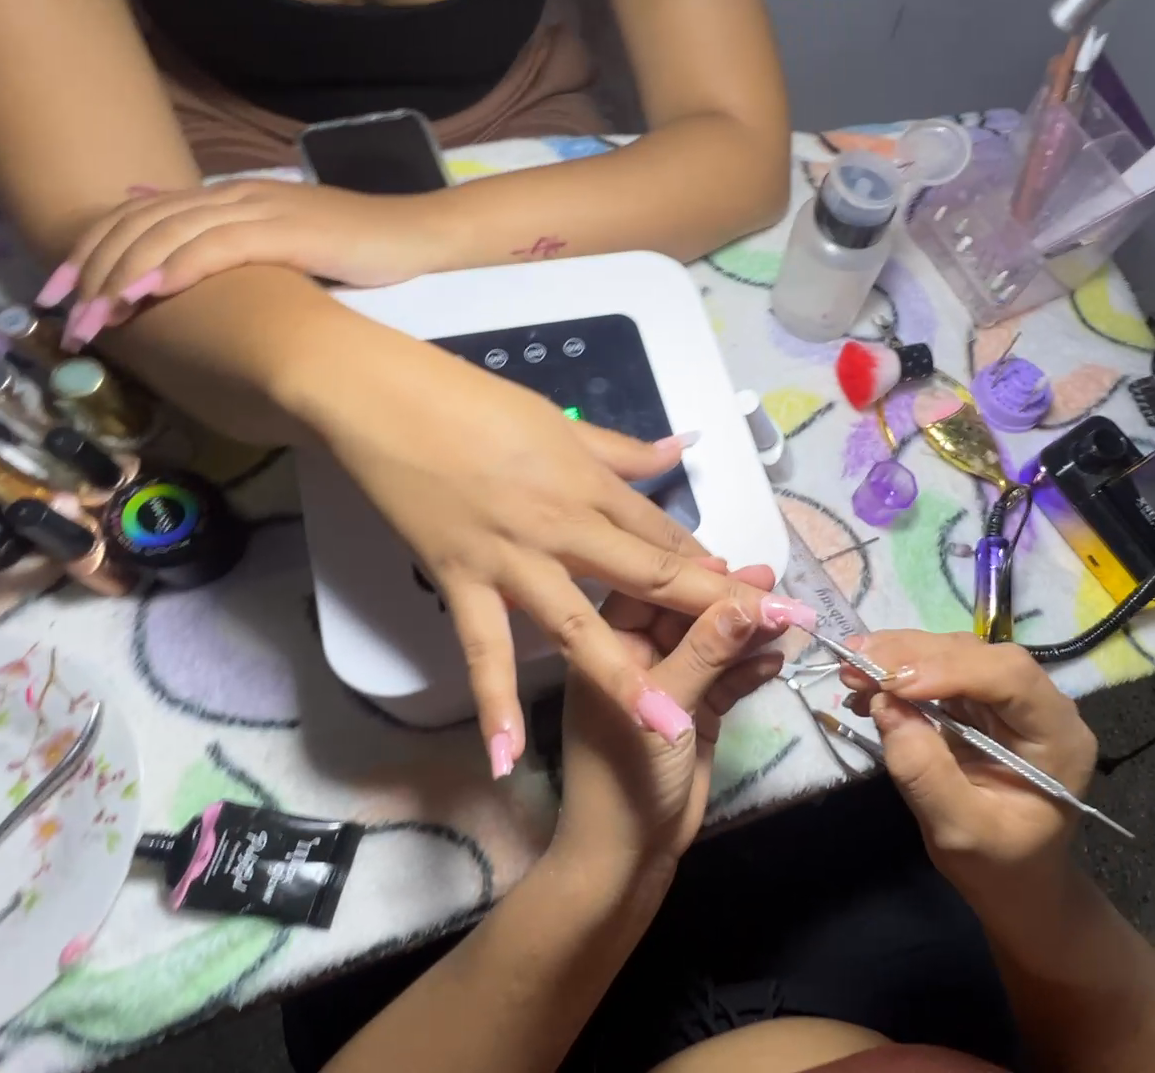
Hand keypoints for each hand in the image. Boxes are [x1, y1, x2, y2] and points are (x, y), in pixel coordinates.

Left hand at [33, 181, 443, 349]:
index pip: (145, 218)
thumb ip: (241, 245)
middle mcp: (235, 197)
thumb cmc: (364, 251)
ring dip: (124, 276)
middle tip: (60, 314)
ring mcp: (259, 211)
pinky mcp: (285, 232)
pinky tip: (148, 293)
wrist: (416, 236)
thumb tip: (189, 250)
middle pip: (142, 224)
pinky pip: (217, 247)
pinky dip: (177, 268)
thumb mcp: (293, 244)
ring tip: (94, 317)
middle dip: (92, 268)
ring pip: (169, 235)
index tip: (66, 296)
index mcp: (233, 200)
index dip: (96, 252)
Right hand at [289, 340, 808, 775]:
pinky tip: (508, 759)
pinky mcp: (461, 581)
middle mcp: (565, 528)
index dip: (712, 568)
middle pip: (651, 577)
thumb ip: (624, 450)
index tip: (755, 595)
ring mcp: (514, 560)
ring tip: (672, 728)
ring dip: (626, 678)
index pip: (666, 536)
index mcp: (591, 484)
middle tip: (774, 639)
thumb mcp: (561, 422)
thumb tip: (681, 449)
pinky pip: (481, 650)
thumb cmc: (473, 400)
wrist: (381, 396)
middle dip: (715, 611)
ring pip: (580, 625)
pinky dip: (493, 704)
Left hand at [558, 572, 785, 873]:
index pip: (646, 594)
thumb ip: (707, 651)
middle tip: (772, 581)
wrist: (629, 856)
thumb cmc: (628, 775)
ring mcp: (671, 686)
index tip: (730, 562)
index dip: (686, 575)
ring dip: (747, 635)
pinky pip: (726, 681)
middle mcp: (638, 658)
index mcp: (607, 647)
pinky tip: (775, 660)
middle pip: (687, 617)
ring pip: (713, 647)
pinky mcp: (696, 712)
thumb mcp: (667, 706)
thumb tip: (749, 599)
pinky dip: (749, 670)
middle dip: (728, 602)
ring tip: (787, 616)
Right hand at [839, 632, 1096, 901]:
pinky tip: (864, 686)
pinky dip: (897, 672)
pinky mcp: (976, 700)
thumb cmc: (998, 864)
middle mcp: (1038, 704)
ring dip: (898, 656)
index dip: (951, 670)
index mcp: (1057, 736)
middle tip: (854, 663)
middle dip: (913, 656)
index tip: (893, 684)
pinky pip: (936, 669)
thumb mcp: (961, 832)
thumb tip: (886, 707)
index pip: (1011, 678)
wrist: (1012, 879)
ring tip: (850, 668)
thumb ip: (927, 774)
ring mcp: (1005, 699)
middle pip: (978, 656)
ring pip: (953, 654)